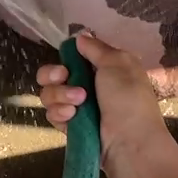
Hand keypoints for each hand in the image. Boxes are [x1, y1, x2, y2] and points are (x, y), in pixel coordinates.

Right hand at [37, 33, 170, 167]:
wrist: (128, 141)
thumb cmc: (128, 99)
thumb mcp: (118, 63)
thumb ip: (96, 49)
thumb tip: (81, 36)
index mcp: (102, 69)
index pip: (71, 58)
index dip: (64, 59)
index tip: (67, 63)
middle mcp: (87, 86)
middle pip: (52, 75)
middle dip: (53, 76)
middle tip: (64, 78)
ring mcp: (77, 107)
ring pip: (49, 94)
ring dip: (59, 96)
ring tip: (78, 105)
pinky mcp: (70, 126)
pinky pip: (52, 114)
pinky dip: (59, 114)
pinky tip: (72, 118)